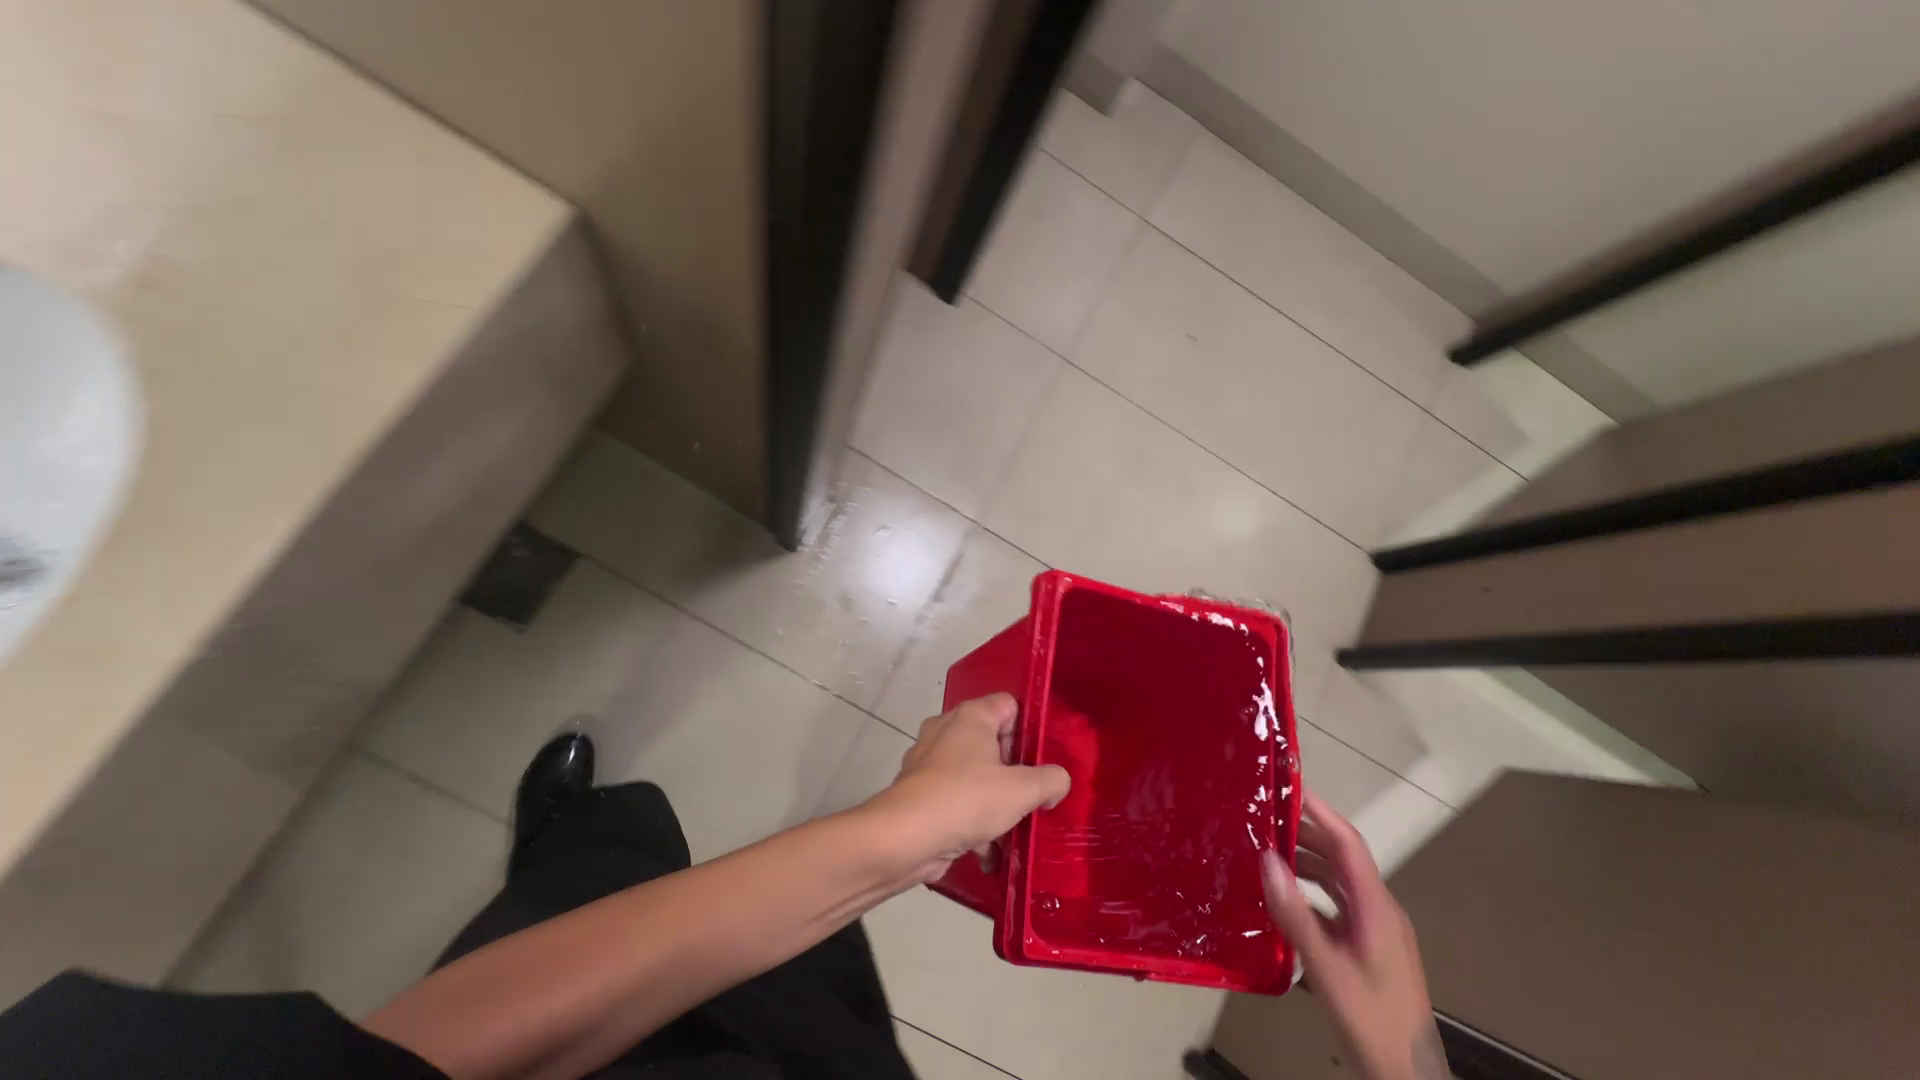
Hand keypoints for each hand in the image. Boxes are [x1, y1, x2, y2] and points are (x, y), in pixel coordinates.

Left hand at [865, 693, 1069, 882]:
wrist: (905, 837)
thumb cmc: (966, 800)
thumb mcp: (1022, 790)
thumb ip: (1050, 780)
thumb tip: (1056, 782)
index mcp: (970, 717)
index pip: (1009, 705)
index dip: (1029, 729)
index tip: (1043, 759)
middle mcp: (945, 730)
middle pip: (991, 741)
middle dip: (1014, 769)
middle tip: (1032, 794)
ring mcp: (928, 761)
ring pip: (973, 773)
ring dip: (993, 799)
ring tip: (1012, 825)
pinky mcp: (919, 792)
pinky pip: (954, 799)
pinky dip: (970, 819)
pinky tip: (987, 850)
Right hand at [1262, 789, 1446, 1079]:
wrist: (1406, 1072)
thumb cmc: (1369, 1018)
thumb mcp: (1325, 967)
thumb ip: (1295, 913)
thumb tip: (1267, 859)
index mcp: (1376, 907)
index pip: (1348, 844)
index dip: (1320, 811)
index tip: (1290, 786)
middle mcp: (1380, 909)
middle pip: (1344, 858)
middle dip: (1306, 833)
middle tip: (1264, 817)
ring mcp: (1378, 928)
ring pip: (1341, 881)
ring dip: (1308, 862)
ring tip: (1267, 852)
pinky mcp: (1370, 945)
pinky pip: (1339, 903)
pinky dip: (1313, 890)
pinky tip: (1287, 897)